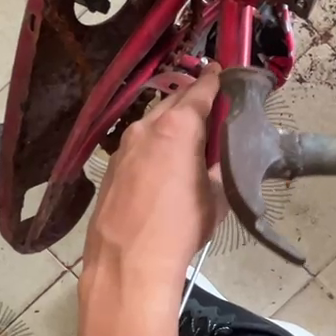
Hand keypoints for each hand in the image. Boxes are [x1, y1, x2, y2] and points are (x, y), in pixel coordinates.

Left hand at [84, 66, 225, 274]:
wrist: (128, 262)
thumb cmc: (181, 227)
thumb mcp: (216, 197)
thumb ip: (220, 168)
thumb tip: (221, 159)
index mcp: (178, 127)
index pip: (201, 90)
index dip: (216, 80)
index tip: (224, 73)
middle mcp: (146, 126)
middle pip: (174, 102)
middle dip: (193, 101)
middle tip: (213, 110)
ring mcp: (124, 146)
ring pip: (153, 123)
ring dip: (172, 124)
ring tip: (191, 139)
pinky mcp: (111, 167)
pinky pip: (138, 144)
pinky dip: (154, 144)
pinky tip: (164, 165)